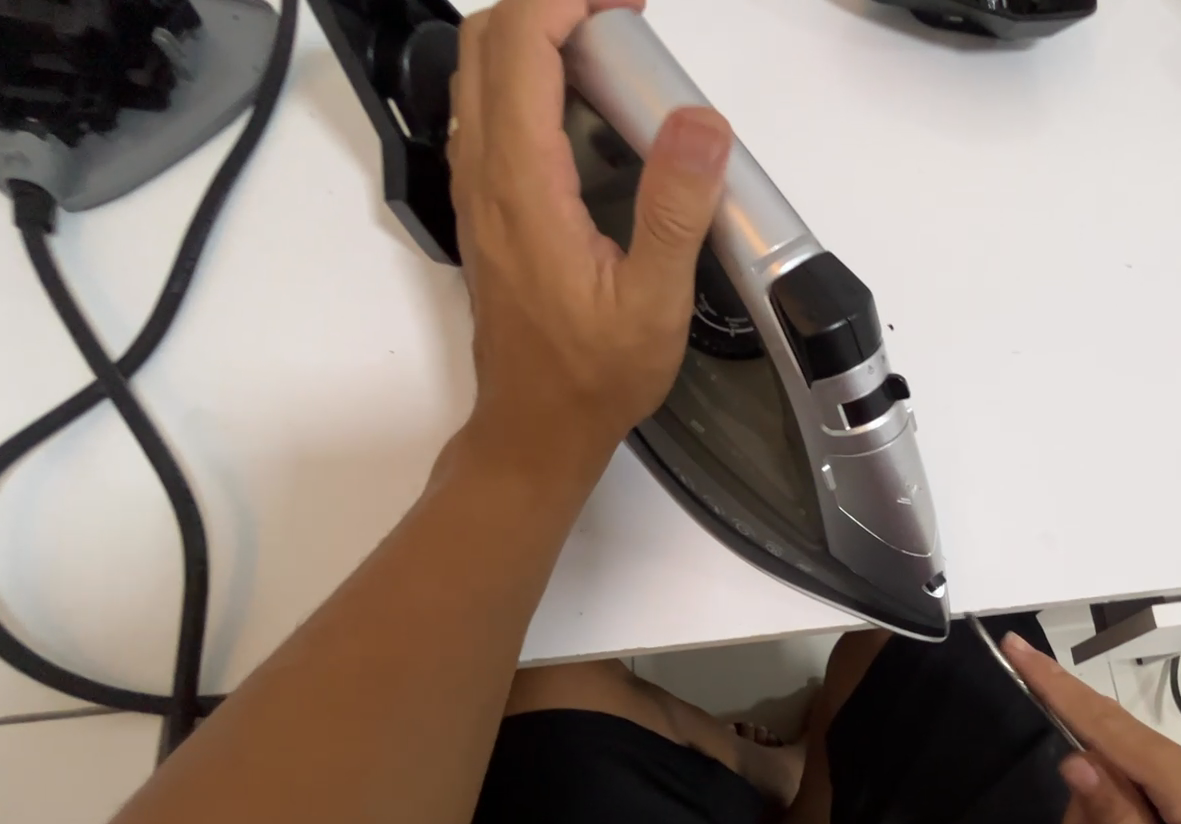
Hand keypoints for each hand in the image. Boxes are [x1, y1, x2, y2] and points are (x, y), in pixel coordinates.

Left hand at [447, 0, 731, 464]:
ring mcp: (478, 197)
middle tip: (622, 23)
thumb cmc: (596, 375)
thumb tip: (702, 124)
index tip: (626, 5)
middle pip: (488, 46)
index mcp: (524, 188)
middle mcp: (484, 179)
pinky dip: (527, 88)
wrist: (539, 425)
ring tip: (607, 60)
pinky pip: (490, 122)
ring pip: (481, 80)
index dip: (567, 2)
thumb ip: (675, 210)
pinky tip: (582, 121)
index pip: (520, 49)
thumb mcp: (654, 303)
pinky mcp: (488, 217)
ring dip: (536, 45)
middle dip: (551, 9)